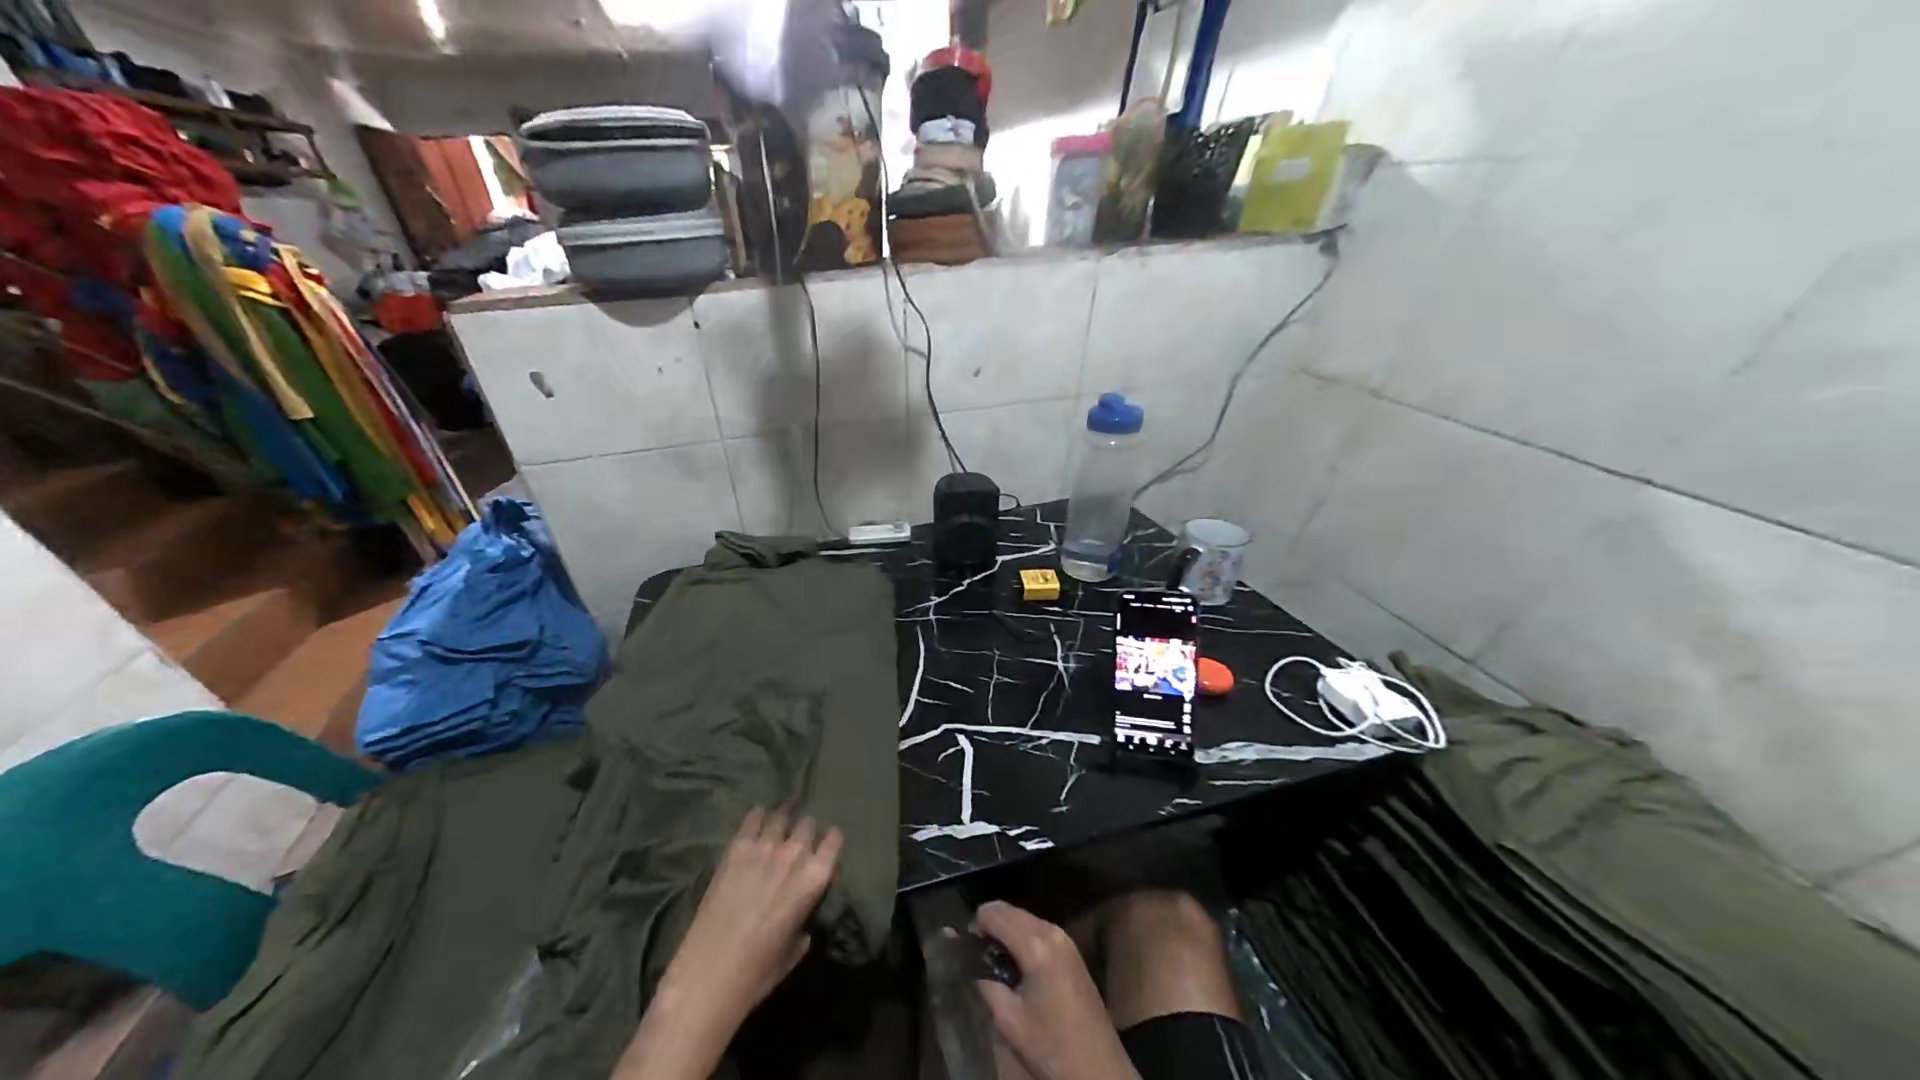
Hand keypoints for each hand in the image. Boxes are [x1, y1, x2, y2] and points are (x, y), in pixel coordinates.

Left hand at [613, 806, 842, 1079]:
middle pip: (807, 824)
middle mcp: (794, 855)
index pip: (834, 841)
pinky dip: (758, 815)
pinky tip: (758, 815)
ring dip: (783, 818)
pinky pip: (752, 818)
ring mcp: (764, 848)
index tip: (826, 845)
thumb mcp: (797, 947)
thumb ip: (805, 917)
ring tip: (781, 818)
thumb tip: (802, 909)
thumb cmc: (759, 971)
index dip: (830, 841)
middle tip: (799, 838)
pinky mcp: (735, 849)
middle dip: (805, 830)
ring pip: (781, 816)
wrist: (710, 974)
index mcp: (815, 878)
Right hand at [973, 901, 1140, 1079]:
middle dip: (989, 928)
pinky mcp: (1071, 949)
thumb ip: (981, 978)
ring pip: (1023, 918)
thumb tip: (959, 949)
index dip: (974, 928)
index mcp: (1037, 945)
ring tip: (997, 970)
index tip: (968, 955)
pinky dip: (1021, 939)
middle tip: (979, 962)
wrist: (1099, 1071)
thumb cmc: (1051, 1047)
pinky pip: (1037, 930)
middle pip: (1009, 910)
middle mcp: (1052, 931)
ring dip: (1005, 934)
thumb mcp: (1008, 1018)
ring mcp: (1065, 938)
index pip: (993, 912)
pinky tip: (1019, 971)